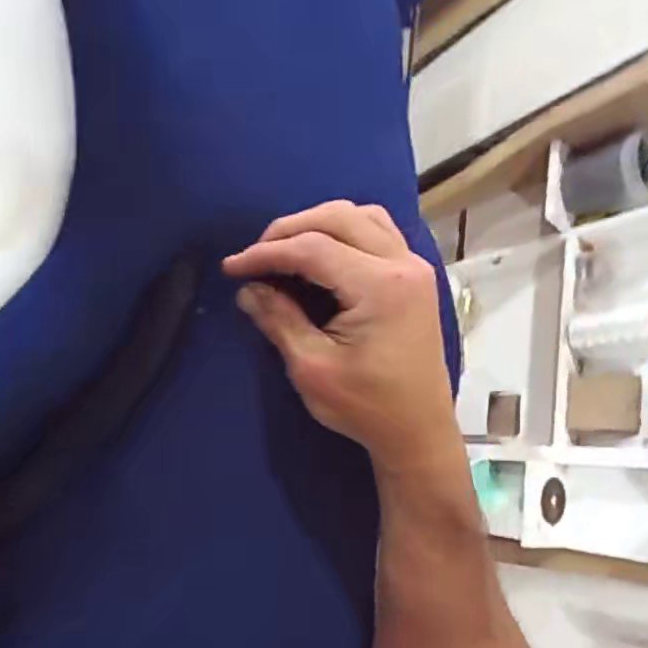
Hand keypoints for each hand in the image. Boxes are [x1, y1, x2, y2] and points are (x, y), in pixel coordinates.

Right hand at [223, 201, 458, 468]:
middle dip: (289, 230)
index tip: (231, 268)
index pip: (313, 248)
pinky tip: (322, 252)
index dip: (266, 253)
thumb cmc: (365, 406)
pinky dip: (345, 231)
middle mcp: (402, 264)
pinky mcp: (414, 277)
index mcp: (380, 286)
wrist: (416, 430)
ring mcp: (414, 267)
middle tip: (255, 254)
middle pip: (339, 217)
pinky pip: (378, 231)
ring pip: (362, 216)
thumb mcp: (312, 367)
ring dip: (318, 224)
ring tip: (285, 249)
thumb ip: (279, 319)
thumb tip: (248, 289)